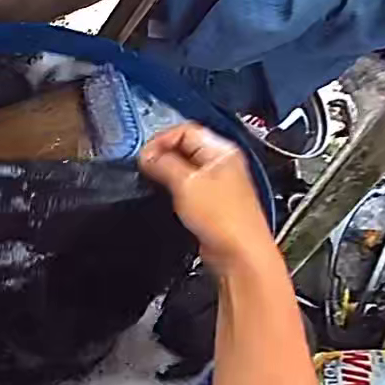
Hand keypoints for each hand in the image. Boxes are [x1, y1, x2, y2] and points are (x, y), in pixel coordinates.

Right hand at [138, 123, 277, 277]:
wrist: (240, 254)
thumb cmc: (225, 219)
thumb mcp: (186, 183)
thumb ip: (162, 164)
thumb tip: (147, 156)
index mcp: (221, 150)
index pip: (184, 131)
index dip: (161, 141)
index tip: (144, 156)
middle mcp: (222, 163)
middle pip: (183, 147)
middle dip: (161, 156)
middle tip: (146, 169)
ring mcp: (217, 183)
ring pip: (183, 167)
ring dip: (166, 173)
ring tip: (155, 183)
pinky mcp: (210, 202)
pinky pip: (186, 186)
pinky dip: (173, 188)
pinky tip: (167, 197)